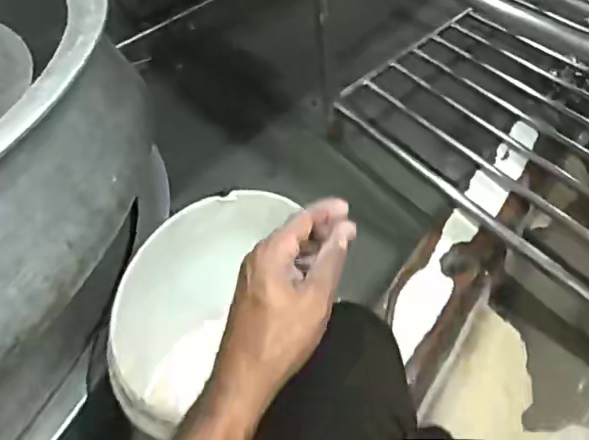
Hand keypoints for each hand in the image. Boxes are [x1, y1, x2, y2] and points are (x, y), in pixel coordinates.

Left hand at [182, 199, 356, 438]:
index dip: (327, 210)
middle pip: (293, 230)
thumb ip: (332, 259)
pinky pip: (279, 263)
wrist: (242, 380)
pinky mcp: (251, 289)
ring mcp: (251, 272)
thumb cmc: (282, 338)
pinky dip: (299, 261)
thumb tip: (344, 229)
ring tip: (336, 249)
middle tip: (347, 230)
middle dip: (321, 227)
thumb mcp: (316, 298)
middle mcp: (258, 255)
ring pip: (286, 248)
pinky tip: (314, 272)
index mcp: (271, 250)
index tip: (347, 208)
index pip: (303, 218)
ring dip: (311, 245)